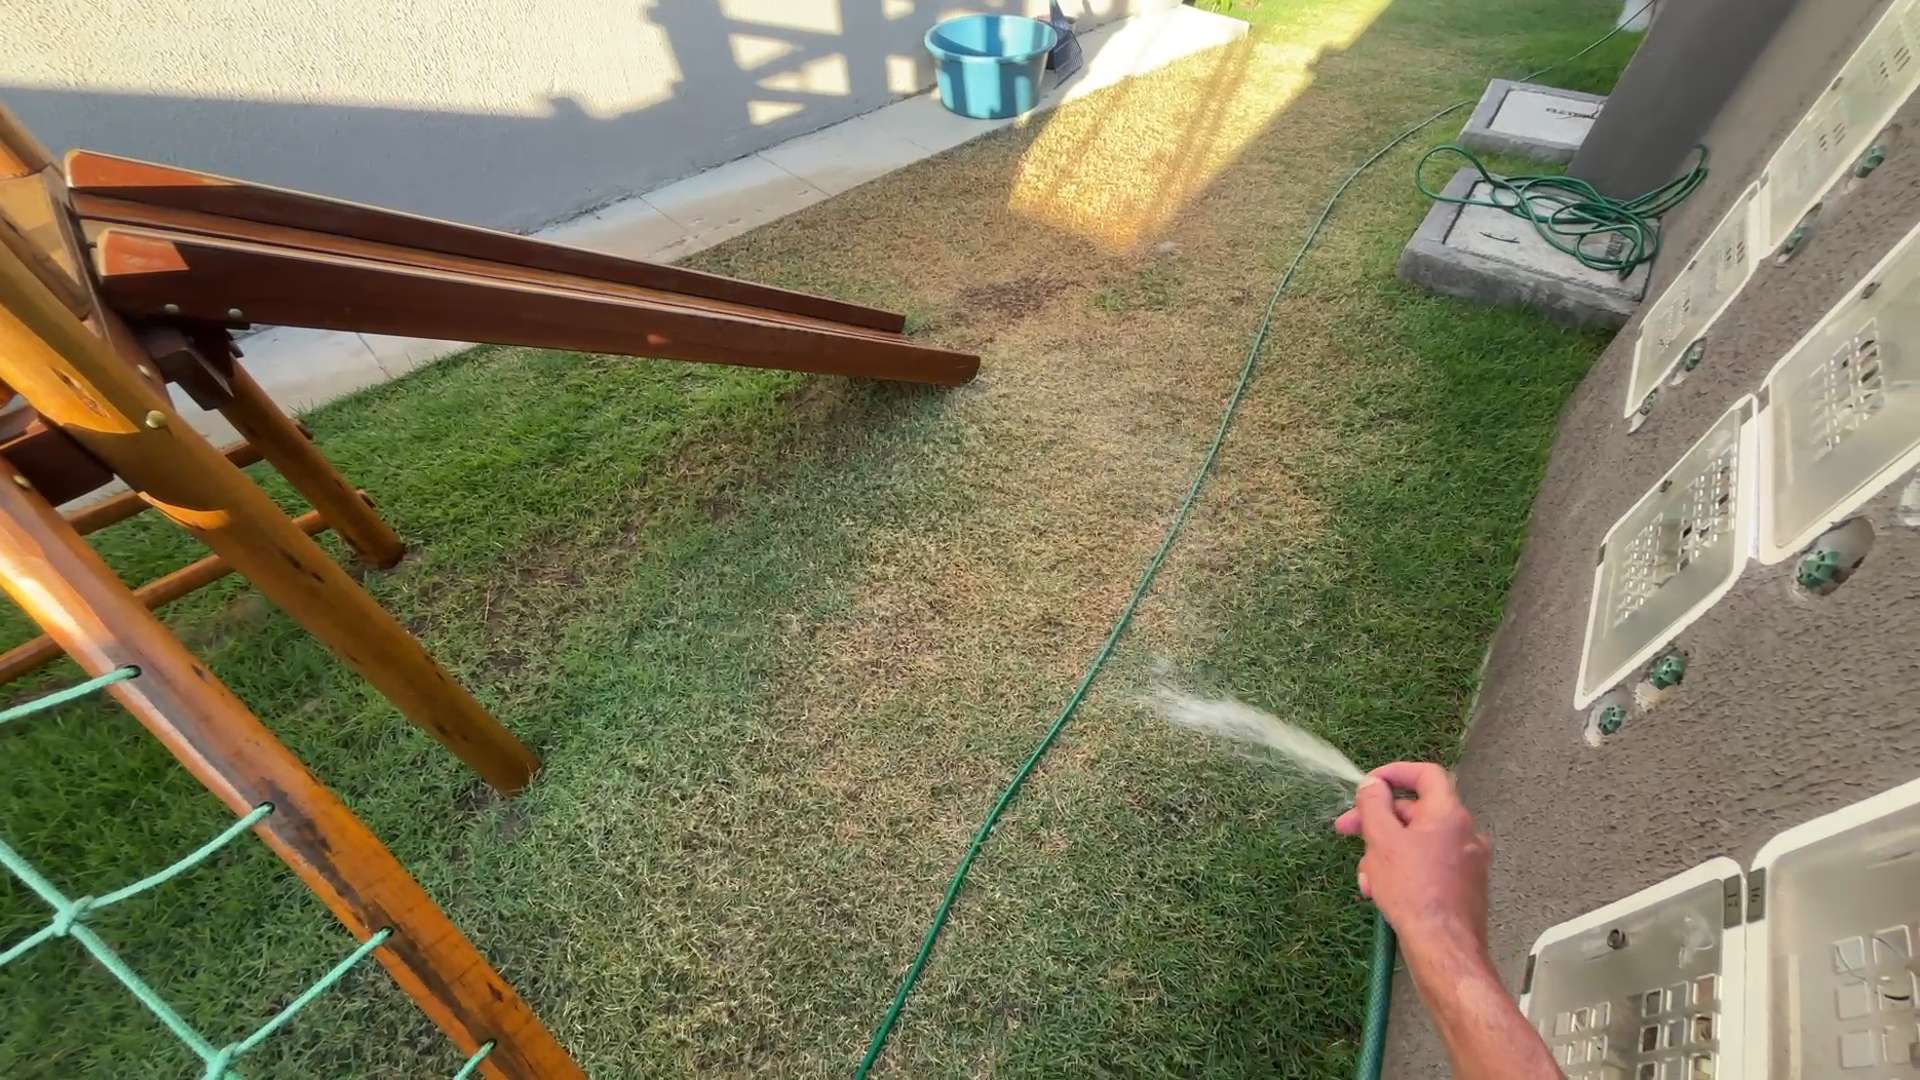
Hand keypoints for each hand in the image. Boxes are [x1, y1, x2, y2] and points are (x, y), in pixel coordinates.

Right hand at [1333, 762, 1490, 965]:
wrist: (1444, 949)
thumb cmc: (1411, 888)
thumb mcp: (1381, 839)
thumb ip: (1373, 804)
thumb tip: (1373, 784)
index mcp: (1449, 815)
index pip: (1425, 774)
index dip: (1394, 772)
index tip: (1367, 785)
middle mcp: (1465, 833)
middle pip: (1414, 809)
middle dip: (1376, 819)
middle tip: (1346, 829)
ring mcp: (1467, 861)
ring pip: (1416, 840)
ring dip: (1384, 849)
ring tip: (1364, 875)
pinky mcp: (1463, 886)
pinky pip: (1427, 863)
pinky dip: (1401, 867)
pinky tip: (1380, 889)